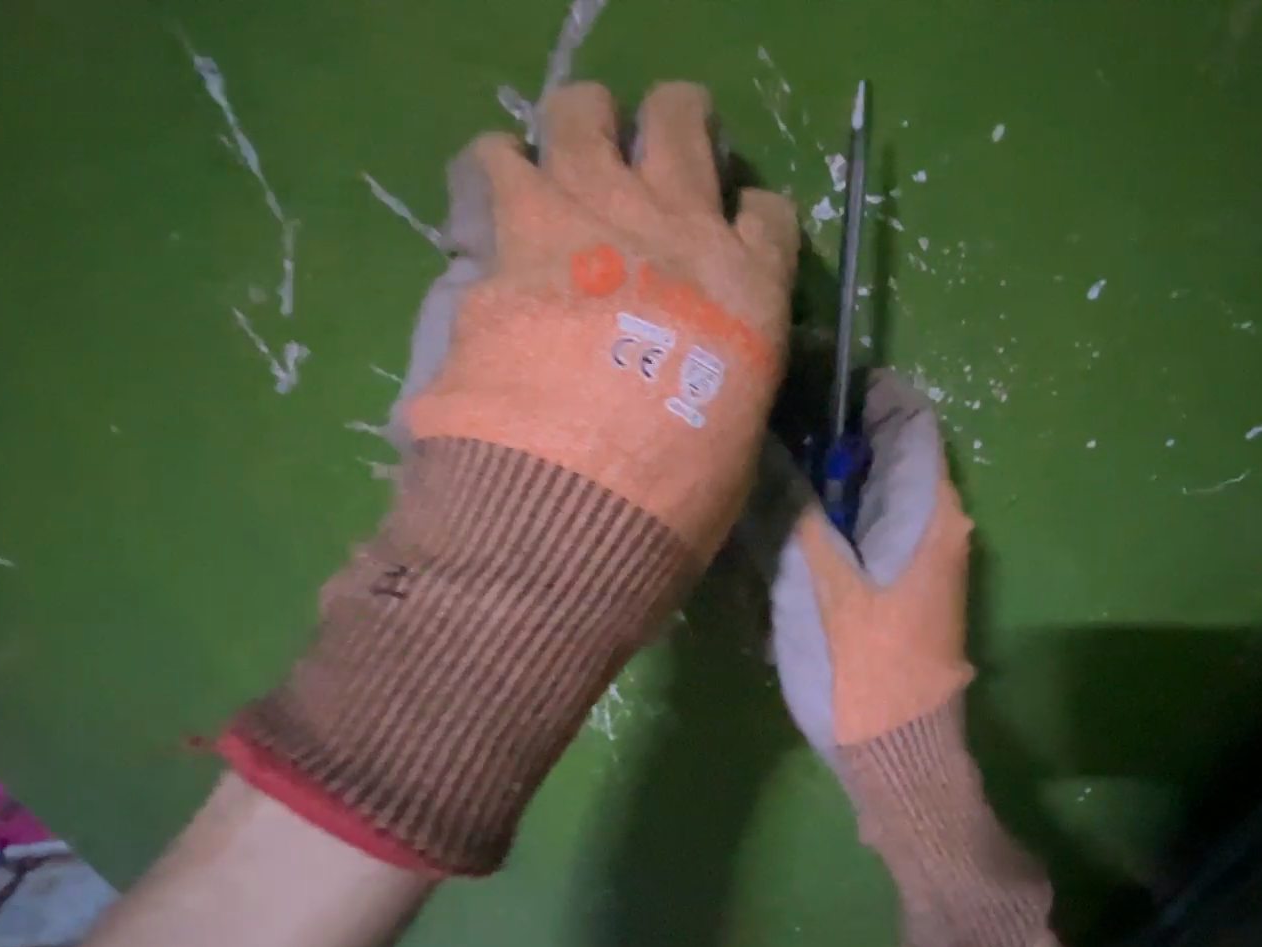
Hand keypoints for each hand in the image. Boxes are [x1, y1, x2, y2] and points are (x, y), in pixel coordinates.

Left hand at [220, 82, 799, 876]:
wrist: (569, 518)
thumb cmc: (664, 510)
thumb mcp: (725, 447)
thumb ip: (718, 380)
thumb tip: (694, 375)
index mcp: (749, 296)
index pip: (768, 213)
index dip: (746, 215)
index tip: (724, 232)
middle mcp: (681, 235)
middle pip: (683, 124)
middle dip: (670, 125)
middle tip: (643, 160)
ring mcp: (594, 220)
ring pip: (585, 113)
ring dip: (577, 128)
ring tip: (561, 165)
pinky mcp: (512, 236)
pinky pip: (497, 163)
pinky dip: (495, 176)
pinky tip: (493, 211)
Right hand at [761, 371, 1051, 946]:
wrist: (896, 758)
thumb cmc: (858, 664)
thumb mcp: (812, 578)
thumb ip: (789, 504)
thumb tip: (762, 442)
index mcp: (927, 509)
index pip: (908, 416)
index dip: (862, 391)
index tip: (802, 383)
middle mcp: (937, 524)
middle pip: (889, 452)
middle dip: (830, 434)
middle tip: (764, 426)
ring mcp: (922, 559)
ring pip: (873, 493)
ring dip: (825, 478)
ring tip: (763, 467)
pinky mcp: (902, 589)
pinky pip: (866, 530)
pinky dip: (830, 517)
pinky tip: (782, 525)